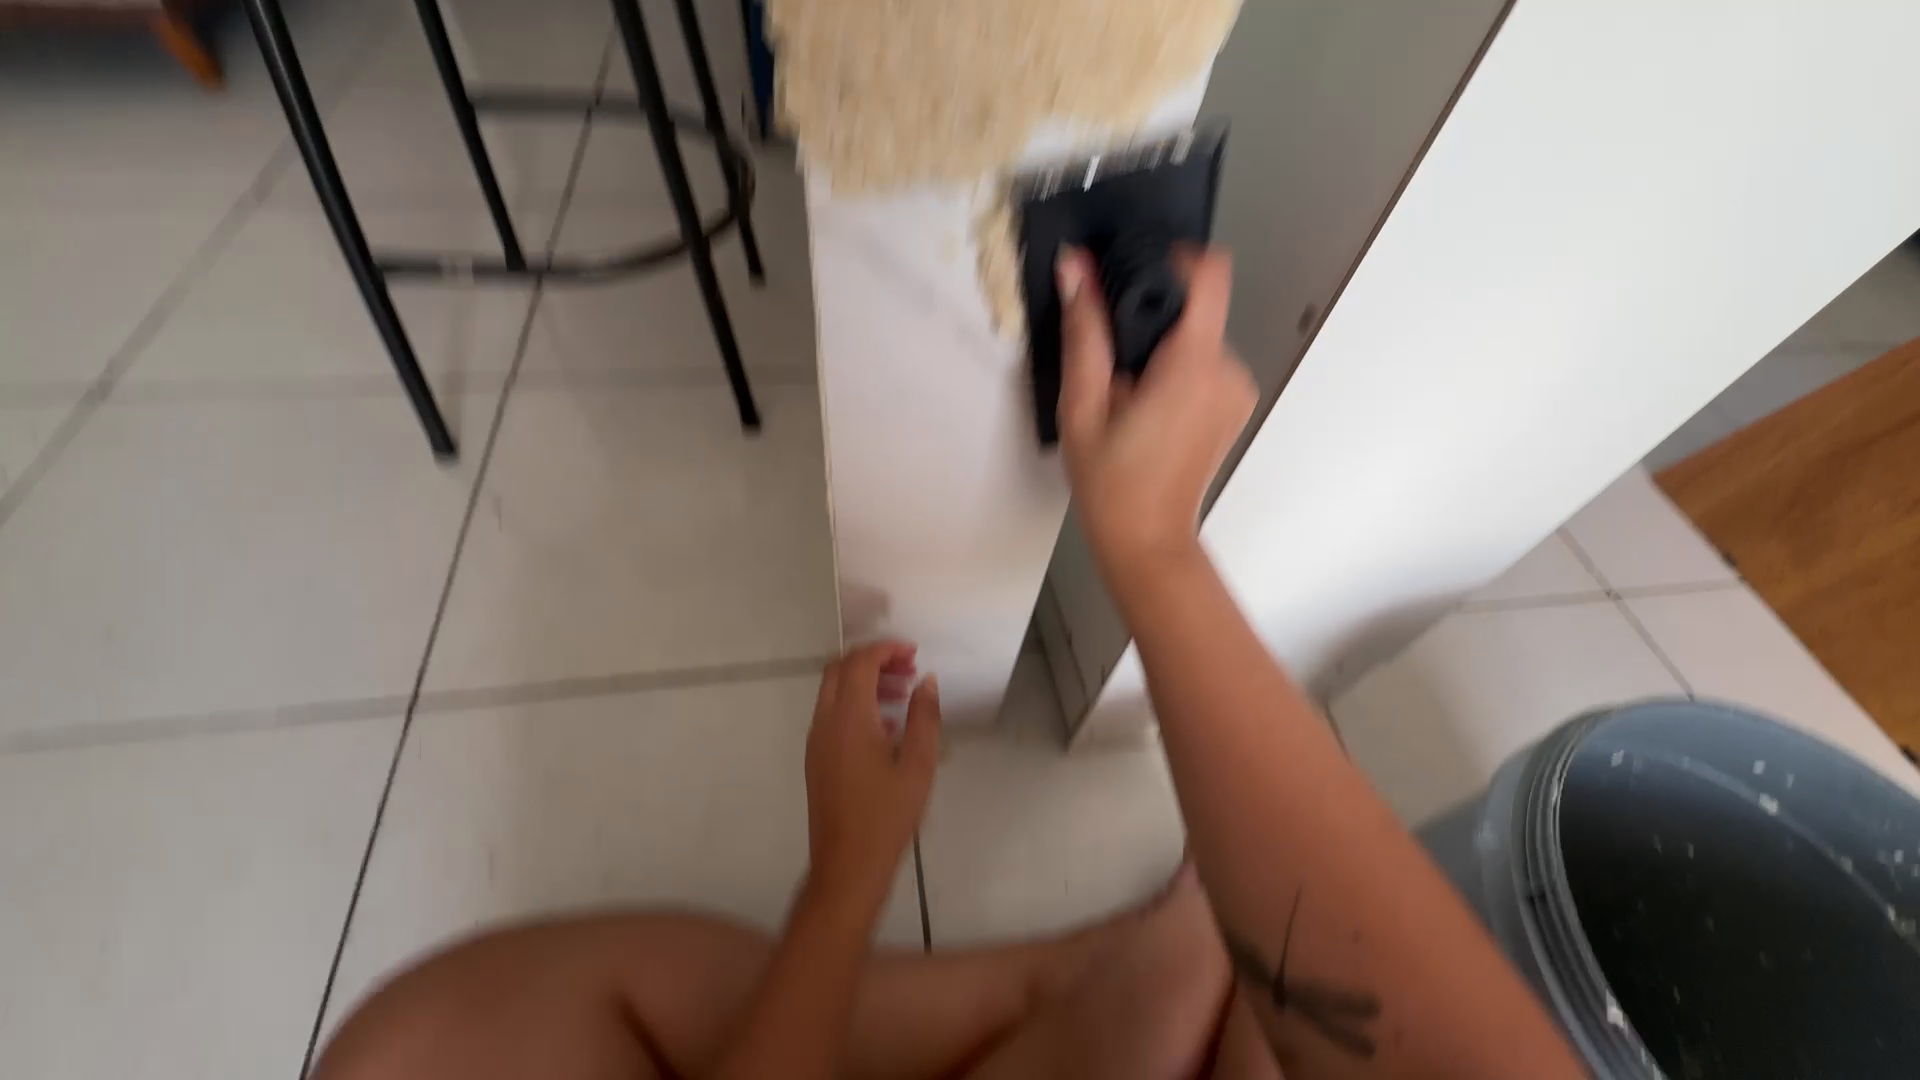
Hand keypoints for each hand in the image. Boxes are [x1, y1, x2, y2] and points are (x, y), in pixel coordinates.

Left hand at [803, 641, 941, 910]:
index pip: (860, 663)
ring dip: (863, 681)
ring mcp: (816, 741)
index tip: (913, 653)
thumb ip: (924, 717)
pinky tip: (886, 726)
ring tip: (902, 693)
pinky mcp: (816, 758)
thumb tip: (927, 681)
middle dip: (872, 660)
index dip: (886, 649)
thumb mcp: (918, 766)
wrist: (847, 866)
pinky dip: (854, 703)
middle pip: (839, 669)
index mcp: (849, 719)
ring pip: (832, 691)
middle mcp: (825, 723)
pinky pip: (831, 713)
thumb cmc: (887, 816)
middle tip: (907, 669)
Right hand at [1057, 245, 1256, 574]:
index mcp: (1192, 366)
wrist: (1147, 541)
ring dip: (1160, 352)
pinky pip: (1204, 365)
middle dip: (1150, 324)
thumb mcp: (1082, 407)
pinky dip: (1175, 373)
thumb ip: (1085, 333)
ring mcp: (1236, 391)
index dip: (1174, 260)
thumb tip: (1075, 270)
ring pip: (1196, 338)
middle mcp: (1227, 371)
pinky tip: (1146, 411)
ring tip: (1126, 398)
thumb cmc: (1112, 484)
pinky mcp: (1233, 407)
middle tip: (1113, 369)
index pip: (1210, 274)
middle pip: (1194, 309)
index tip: (1135, 276)